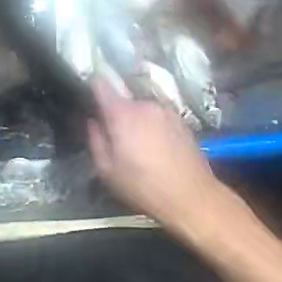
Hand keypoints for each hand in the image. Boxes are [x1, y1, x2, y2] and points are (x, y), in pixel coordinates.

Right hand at [87, 79, 231, 225]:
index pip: (101, 85)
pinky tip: (156, 149)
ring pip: (141, 109)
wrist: (192, 197)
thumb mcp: (107, 170)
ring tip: (137, 147)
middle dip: (116, 114)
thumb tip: (93, 122)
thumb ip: (95, 140)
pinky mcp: (181, 121)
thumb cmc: (143, 186)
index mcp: (122, 114)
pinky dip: (152, 127)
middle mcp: (145, 105)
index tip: (88, 99)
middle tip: (114, 137)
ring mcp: (166, 111)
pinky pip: (157, 117)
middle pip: (123, 99)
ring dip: (135, 121)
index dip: (92, 87)